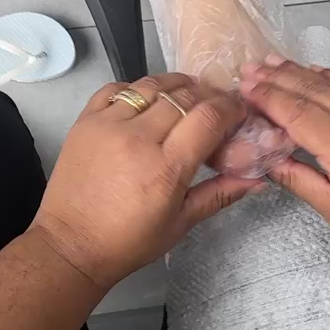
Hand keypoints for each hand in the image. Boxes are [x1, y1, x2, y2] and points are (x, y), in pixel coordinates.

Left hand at [32, 73, 266, 292]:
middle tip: (217, 104)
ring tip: (187, 93)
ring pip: (151, 86)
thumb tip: (258, 179)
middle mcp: (137, 138)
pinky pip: (116, 89)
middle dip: (208, 95)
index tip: (239, 111)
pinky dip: (136, 89)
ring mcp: (108, 124)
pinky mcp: (85, 120)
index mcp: (165, 167)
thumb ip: (219, 194)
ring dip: (175, 85)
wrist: (71, 244)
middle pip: (184, 96)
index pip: (208, 118)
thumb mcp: (180, 223)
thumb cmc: (129, 241)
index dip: (230, 108)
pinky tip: (147, 100)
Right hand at [240, 57, 329, 287]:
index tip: (243, 87)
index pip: (299, 113)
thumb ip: (298, 178)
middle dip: (279, 79)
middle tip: (248, 68)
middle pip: (314, 91)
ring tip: (272, 63)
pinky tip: (314, 73)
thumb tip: (265, 156)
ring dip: (302, 72)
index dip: (268, 98)